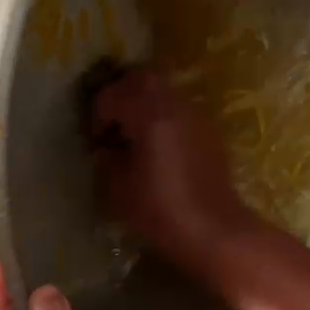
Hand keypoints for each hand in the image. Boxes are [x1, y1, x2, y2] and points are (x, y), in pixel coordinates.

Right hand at [90, 67, 257, 266]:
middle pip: (142, 79)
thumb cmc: (160, 210)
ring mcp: (197, 116)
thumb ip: (107, 160)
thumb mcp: (118, 189)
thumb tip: (107, 150)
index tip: (95, 141)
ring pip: (165, 92)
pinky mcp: (210, 132)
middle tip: (111, 125)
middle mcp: (175, 104)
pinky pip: (180, 111)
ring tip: (134, 137)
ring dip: (144, 106)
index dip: (97, 115)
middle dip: (121, 96)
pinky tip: (158, 150)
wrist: (214, 230)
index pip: (114, 94)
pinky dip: (164, 119)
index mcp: (150, 113)